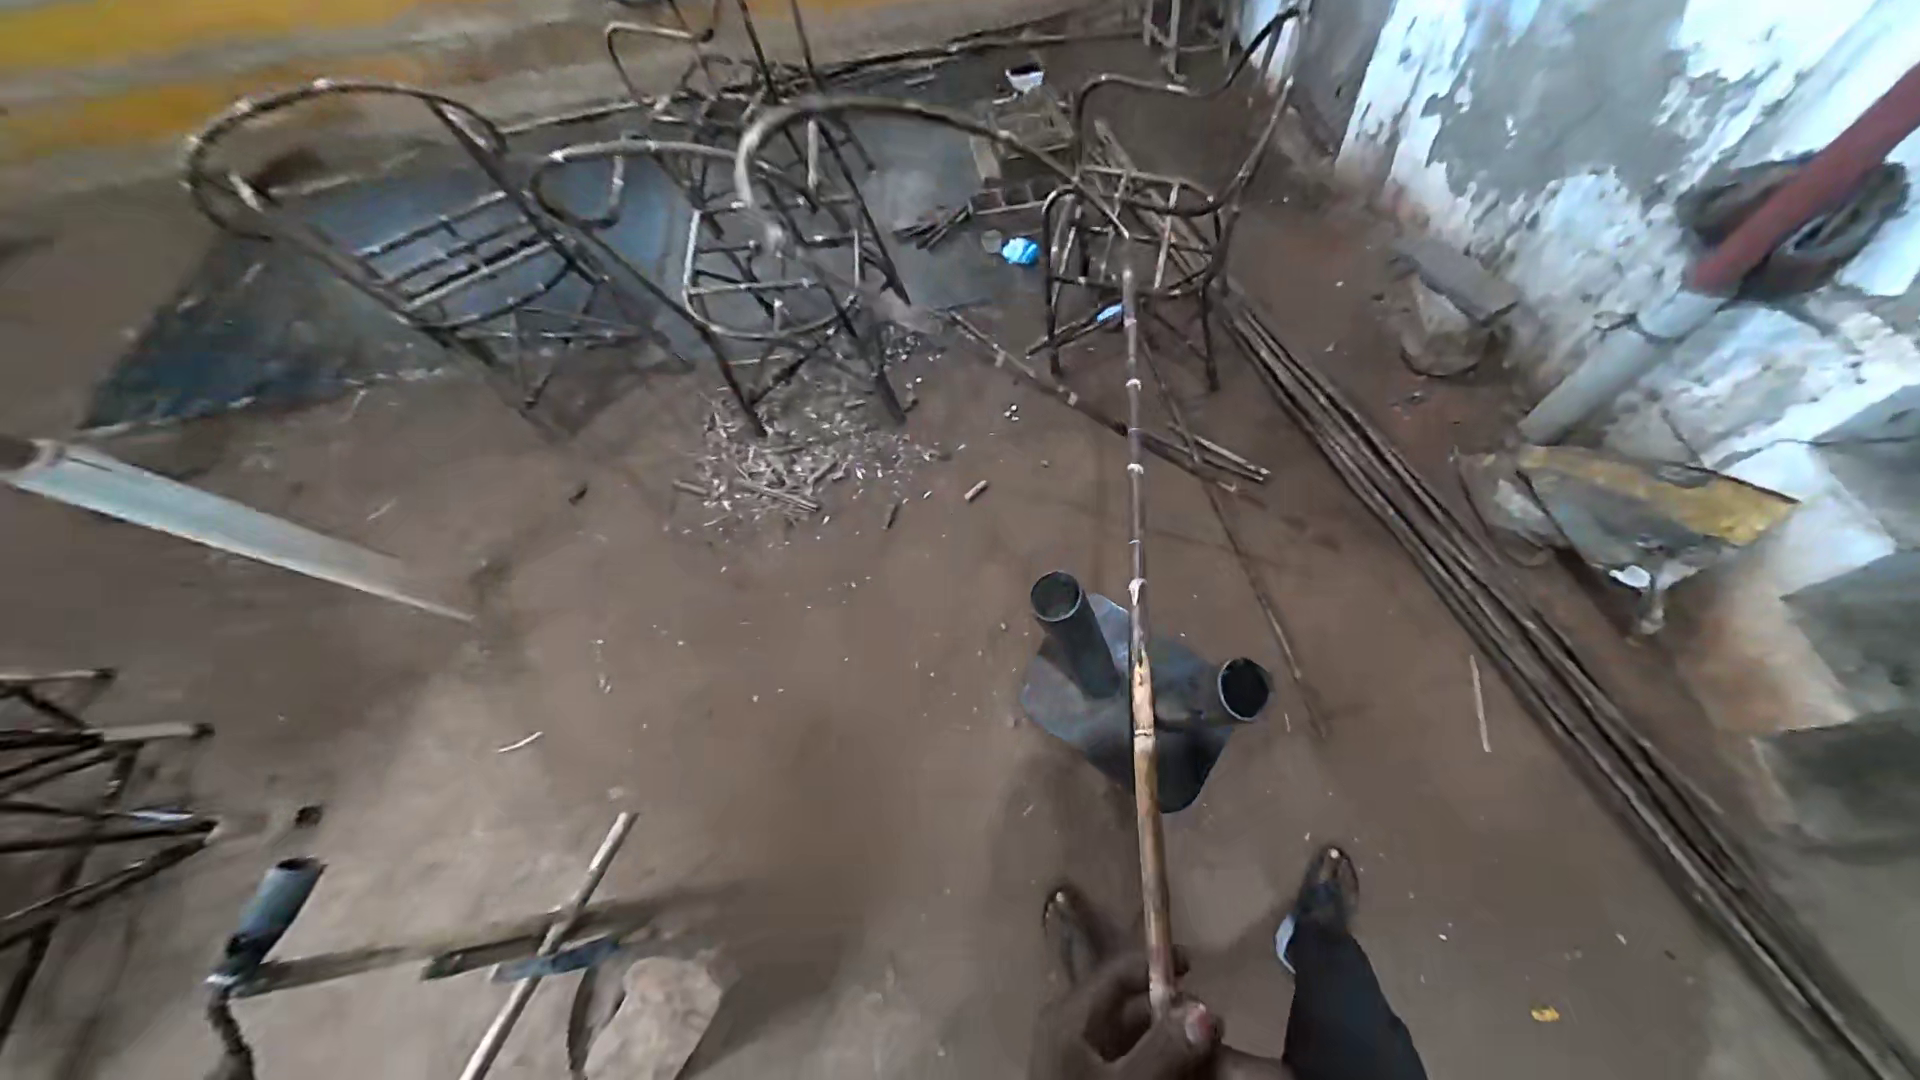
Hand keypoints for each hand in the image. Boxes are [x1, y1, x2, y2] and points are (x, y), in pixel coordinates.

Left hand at [1029, 951, 1219, 1079]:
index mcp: (1072, 1015)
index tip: (1196, 965)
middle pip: (1132, 1008)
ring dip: (1174, 1043)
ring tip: (1213, 1056)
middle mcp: (1076, 1028)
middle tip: (1217, 1032)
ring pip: (1137, 1039)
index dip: (1155, 964)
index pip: (1117, 972)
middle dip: (1175, 1014)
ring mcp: (1083, 1060)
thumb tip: (1207, 1011)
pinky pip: (1132, 1063)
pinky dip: (1161, 1064)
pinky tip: (1190, 1073)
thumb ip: (1163, 1052)